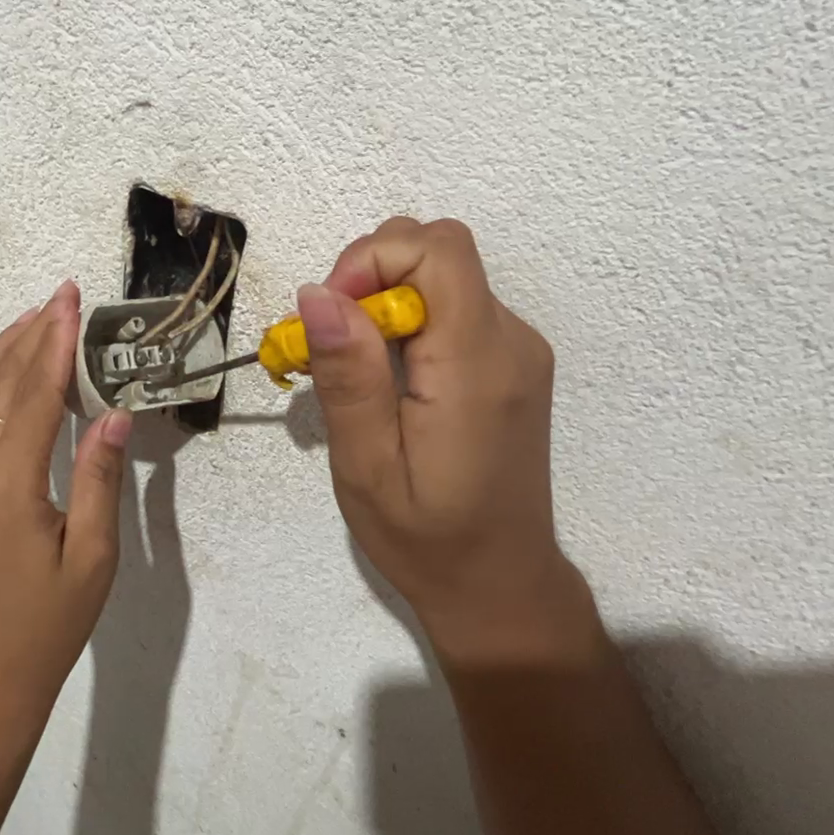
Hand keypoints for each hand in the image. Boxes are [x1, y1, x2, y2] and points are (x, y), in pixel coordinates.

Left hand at [0, 279, 132, 710]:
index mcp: (9, 484)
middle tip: (59, 296)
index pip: (34, 396)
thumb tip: (115, 414)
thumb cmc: (48, 620)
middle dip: (30, 336)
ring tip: (29, 322)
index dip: (55, 346)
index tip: (70, 302)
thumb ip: (99, 479)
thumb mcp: (92, 556)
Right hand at [299, 217, 592, 665]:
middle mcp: (509, 341)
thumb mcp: (366, 465)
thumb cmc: (426, 537)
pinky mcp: (508, 362)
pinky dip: (405, 319)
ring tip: (351, 368)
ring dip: (382, 299)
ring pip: (442, 274)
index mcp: (477, 364)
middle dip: (370, 274)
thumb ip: (349, 375)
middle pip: (440, 249)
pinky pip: (451, 306)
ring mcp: (515, 349)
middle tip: (333, 344)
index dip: (371, 259)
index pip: (436, 250)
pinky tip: (383, 378)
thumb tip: (318, 292)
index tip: (329, 316)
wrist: (498, 584)